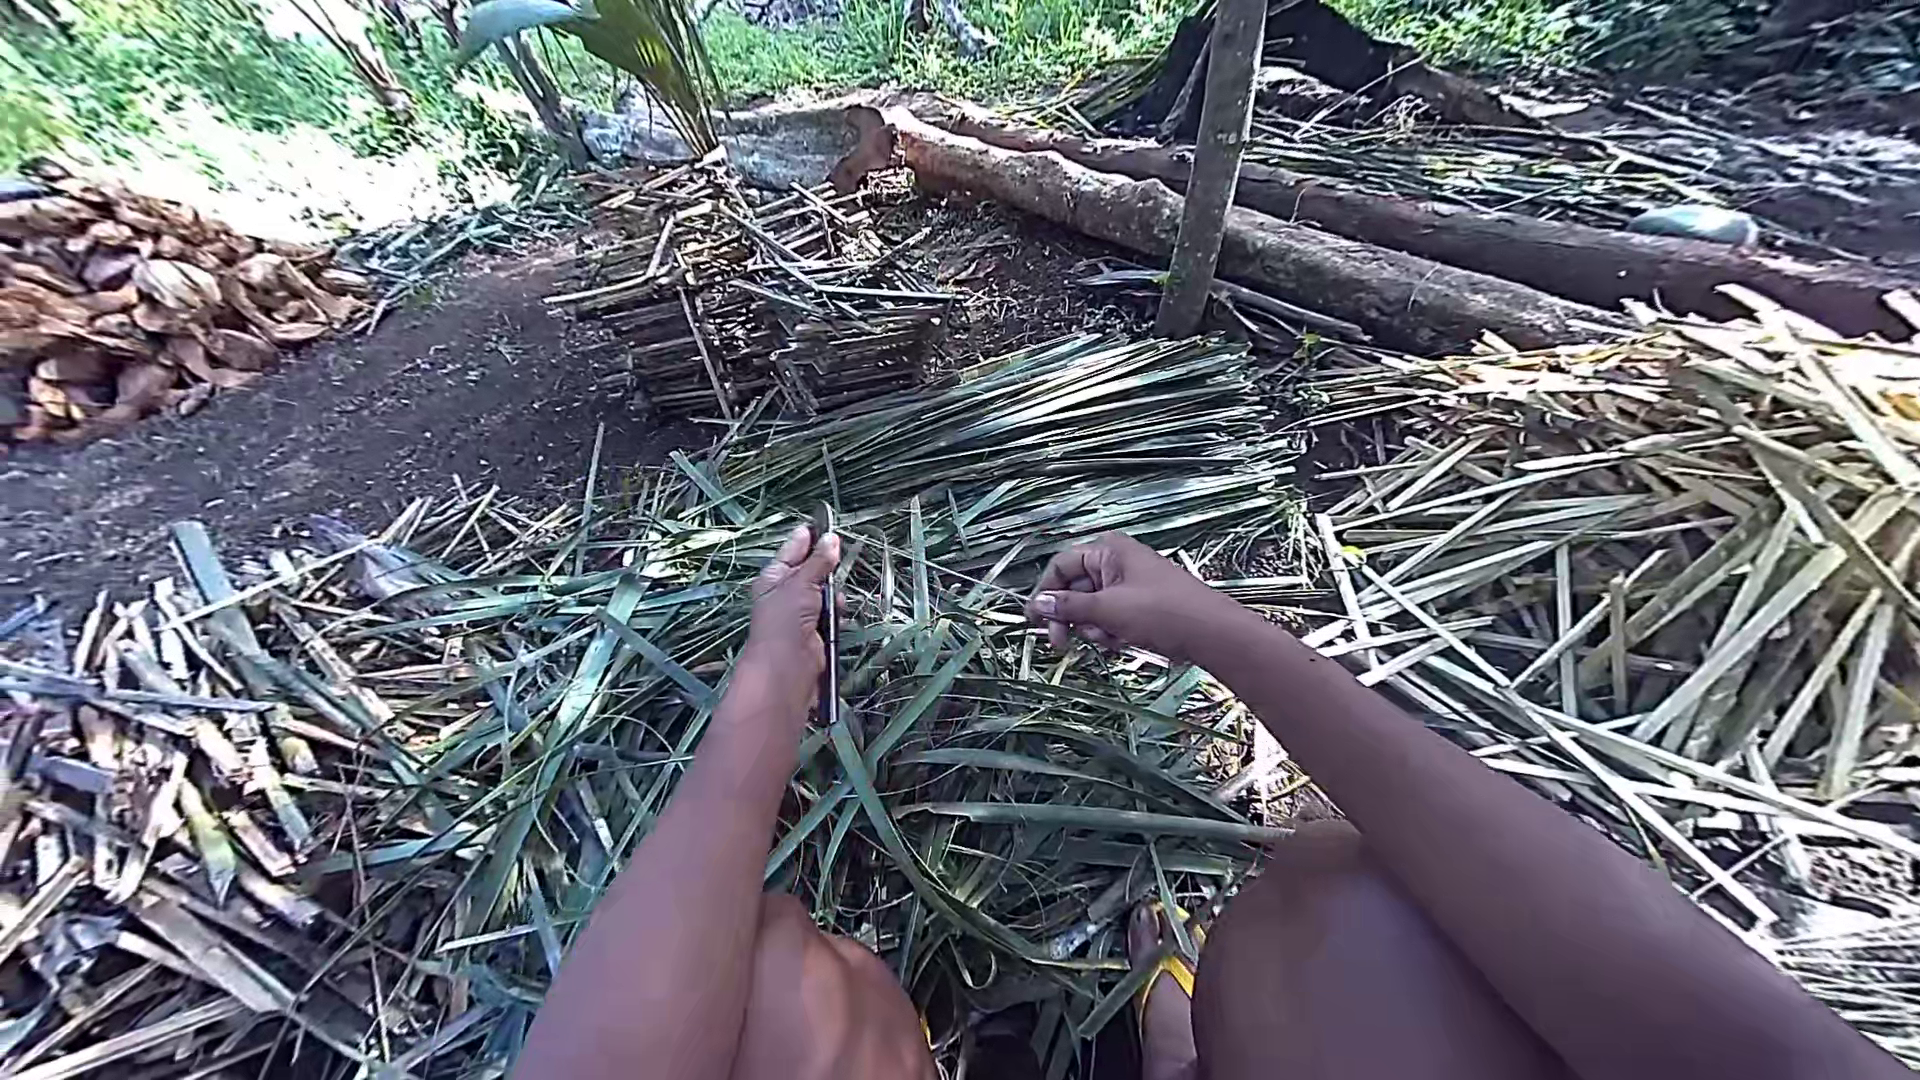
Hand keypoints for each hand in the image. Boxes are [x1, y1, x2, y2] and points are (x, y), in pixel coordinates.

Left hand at [736, 524, 840, 722]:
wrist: (787, 668)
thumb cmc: (784, 621)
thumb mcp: (801, 583)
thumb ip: (819, 561)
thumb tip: (832, 538)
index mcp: (774, 577)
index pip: (793, 550)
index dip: (808, 538)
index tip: (825, 524)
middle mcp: (786, 592)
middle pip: (812, 570)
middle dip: (825, 566)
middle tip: (837, 557)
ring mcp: (802, 611)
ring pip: (825, 590)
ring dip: (832, 592)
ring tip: (832, 598)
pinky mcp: (816, 628)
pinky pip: (831, 611)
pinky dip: (836, 611)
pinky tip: (837, 613)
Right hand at [1024, 532, 1235, 659]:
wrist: (1213, 634)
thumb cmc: (1161, 612)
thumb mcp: (1108, 609)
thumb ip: (1068, 606)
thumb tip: (1037, 603)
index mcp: (1108, 550)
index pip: (1060, 566)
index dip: (1045, 592)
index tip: (1034, 621)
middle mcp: (1115, 561)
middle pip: (1073, 588)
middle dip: (1069, 616)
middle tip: (1060, 644)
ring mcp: (1127, 583)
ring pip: (1090, 606)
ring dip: (1092, 627)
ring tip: (1109, 639)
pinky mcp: (1138, 604)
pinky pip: (1109, 616)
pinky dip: (1109, 631)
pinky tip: (1122, 642)